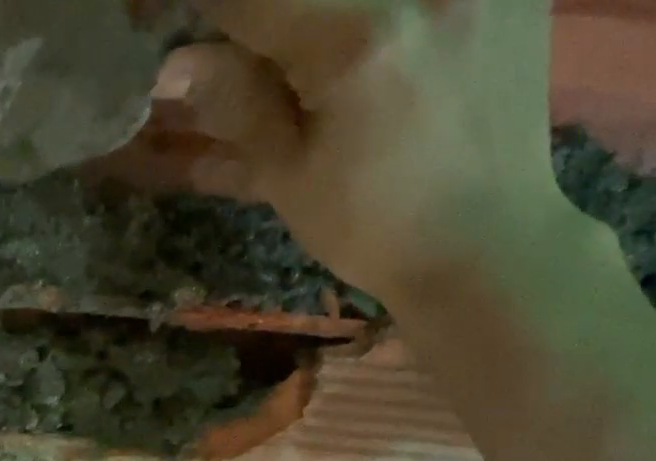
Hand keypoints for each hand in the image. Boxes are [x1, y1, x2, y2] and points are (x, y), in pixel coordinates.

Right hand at [160, 0, 572, 307]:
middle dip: (258, 16)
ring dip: (307, 19)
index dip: (200, 10)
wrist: (487, 244)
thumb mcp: (286, 174)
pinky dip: (364, 20)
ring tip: (294, 74)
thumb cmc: (371, 226)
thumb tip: (174, 61)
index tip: (168, 28)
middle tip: (230, 56)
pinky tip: (359, 60)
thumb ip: (235, 102)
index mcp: (358, 40)